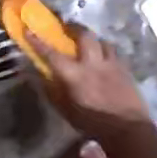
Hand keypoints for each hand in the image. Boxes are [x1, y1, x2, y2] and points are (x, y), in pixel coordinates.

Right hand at [28, 24, 151, 141]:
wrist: (128, 130)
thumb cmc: (92, 122)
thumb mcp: (65, 110)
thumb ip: (51, 90)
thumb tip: (35, 75)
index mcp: (74, 74)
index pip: (51, 53)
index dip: (38, 40)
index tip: (28, 28)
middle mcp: (92, 63)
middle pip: (84, 35)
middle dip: (74, 27)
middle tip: (67, 27)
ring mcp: (111, 64)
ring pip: (102, 41)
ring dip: (93, 39)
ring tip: (89, 42)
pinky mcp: (125, 69)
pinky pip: (114, 53)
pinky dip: (106, 51)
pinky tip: (104, 58)